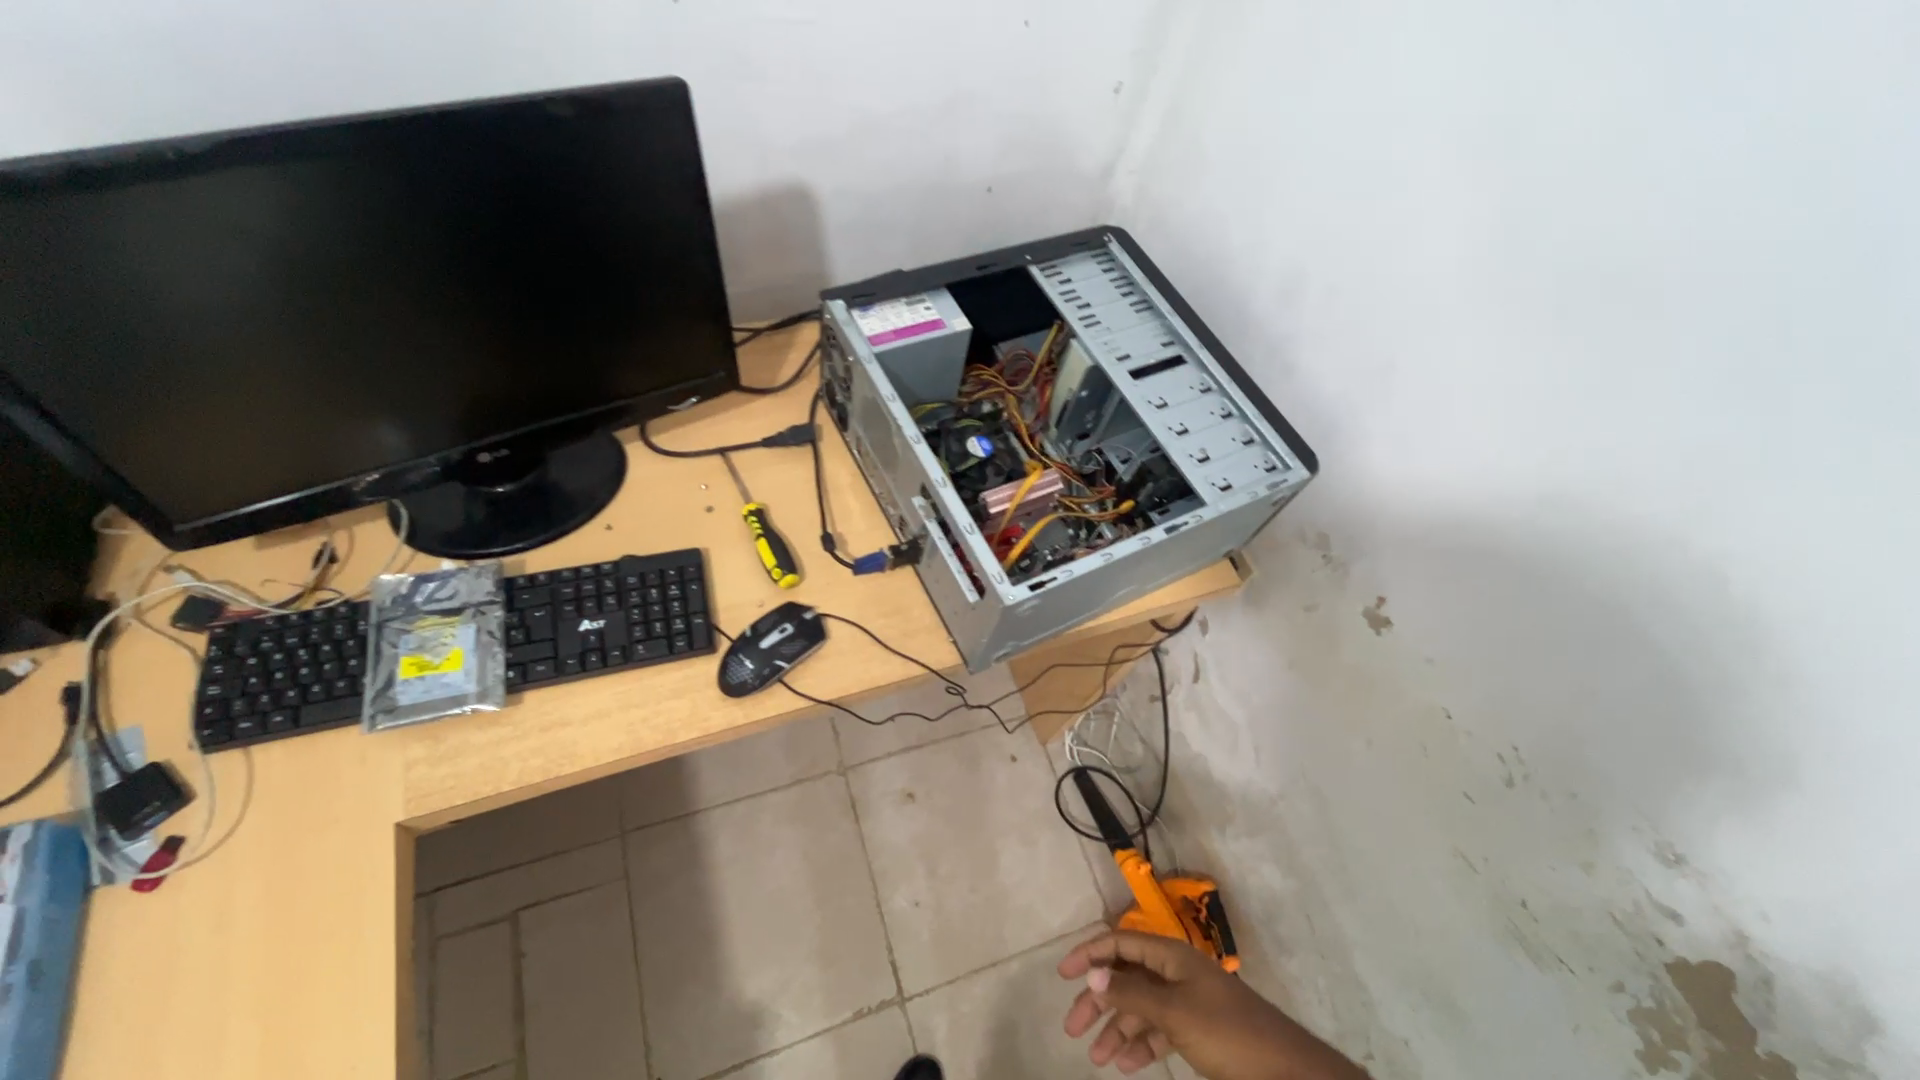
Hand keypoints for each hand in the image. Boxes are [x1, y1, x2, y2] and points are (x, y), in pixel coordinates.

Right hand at [1058, 931, 1368, 1079]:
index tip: (1063, 976)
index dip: (1090, 955)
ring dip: (1116, 1029)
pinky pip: (1158, 1030)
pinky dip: (1140, 1045)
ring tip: (1097, 1059)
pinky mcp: (1198, 1031)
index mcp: (1172, 956)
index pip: (1122, 943)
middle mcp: (1177, 973)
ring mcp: (1188, 1002)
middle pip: (1127, 978)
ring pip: (1140, 1008)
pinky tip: (1124, 1065)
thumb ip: (1131, 992)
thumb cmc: (1227, 1033)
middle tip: (1072, 1029)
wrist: (1286, 1072)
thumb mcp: (1174, 1012)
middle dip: (1098, 1001)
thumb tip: (1091, 973)